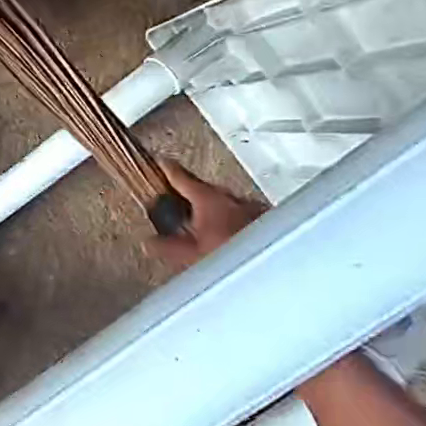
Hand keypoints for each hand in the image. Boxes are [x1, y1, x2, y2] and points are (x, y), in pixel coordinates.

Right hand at [146, 159, 266, 270]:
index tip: (161, 161)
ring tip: (203, 227)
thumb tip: (149, 241)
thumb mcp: (191, 255)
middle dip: (190, 196)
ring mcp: (250, 206)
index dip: (168, 169)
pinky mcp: (266, 219)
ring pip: (224, 203)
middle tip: (177, 202)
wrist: (276, 264)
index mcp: (208, 199)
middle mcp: (230, 197)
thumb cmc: (233, 253)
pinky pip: (241, 215)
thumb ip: (167, 247)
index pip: (182, 177)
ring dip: (212, 211)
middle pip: (204, 190)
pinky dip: (231, 221)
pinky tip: (229, 236)